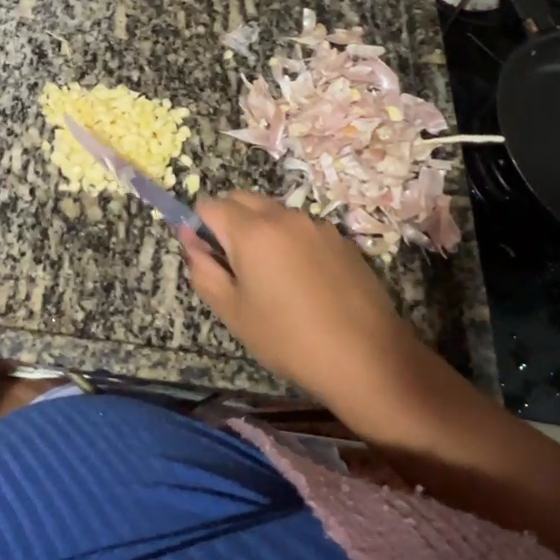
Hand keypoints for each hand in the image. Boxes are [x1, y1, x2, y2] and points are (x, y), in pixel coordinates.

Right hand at [182, 191, 419, 408]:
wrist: (368, 359)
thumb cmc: (288, 338)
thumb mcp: (232, 311)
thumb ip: (203, 269)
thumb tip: (191, 240)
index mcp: (251, 231)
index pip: (210, 206)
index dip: (201, 228)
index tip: (209, 259)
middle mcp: (284, 217)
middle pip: (242, 200)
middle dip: (229, 222)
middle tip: (235, 267)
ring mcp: (317, 226)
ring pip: (274, 214)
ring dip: (261, 232)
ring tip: (273, 279)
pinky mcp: (342, 241)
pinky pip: (302, 230)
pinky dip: (291, 243)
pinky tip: (305, 284)